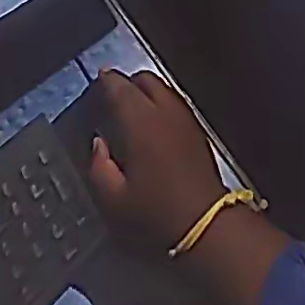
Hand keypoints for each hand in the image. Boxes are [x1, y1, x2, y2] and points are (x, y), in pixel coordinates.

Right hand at [85, 69, 226, 250]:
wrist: (207, 225)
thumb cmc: (156, 213)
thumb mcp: (114, 201)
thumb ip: (99, 168)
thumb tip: (98, 143)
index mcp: (139, 120)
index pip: (119, 86)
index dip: (106, 80)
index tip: (97, 80)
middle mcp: (163, 109)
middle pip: (144, 79)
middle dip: (127, 83)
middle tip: (114, 99)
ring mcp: (184, 116)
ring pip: (162, 88)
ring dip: (145, 92)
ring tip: (133, 111)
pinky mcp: (197, 128)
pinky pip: (174, 102)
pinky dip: (161, 103)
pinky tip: (155, 125)